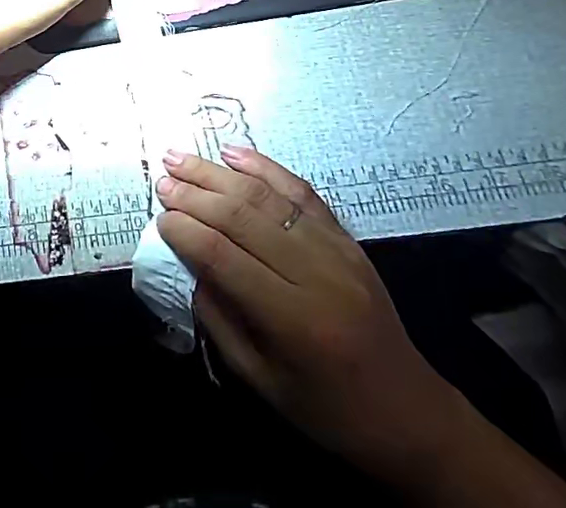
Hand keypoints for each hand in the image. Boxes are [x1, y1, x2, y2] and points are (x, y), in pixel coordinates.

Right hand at [154, 147, 463, 477]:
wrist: (408, 412)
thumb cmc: (324, 406)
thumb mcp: (256, 375)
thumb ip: (215, 314)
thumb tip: (182, 260)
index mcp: (293, 319)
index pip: (222, 257)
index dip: (184, 232)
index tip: (158, 220)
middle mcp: (318, 275)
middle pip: (242, 218)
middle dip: (194, 195)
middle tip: (161, 182)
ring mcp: (337, 251)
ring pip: (268, 197)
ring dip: (218, 174)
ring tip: (180, 158)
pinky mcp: (347, 239)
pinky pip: (302, 193)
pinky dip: (265, 168)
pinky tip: (234, 153)